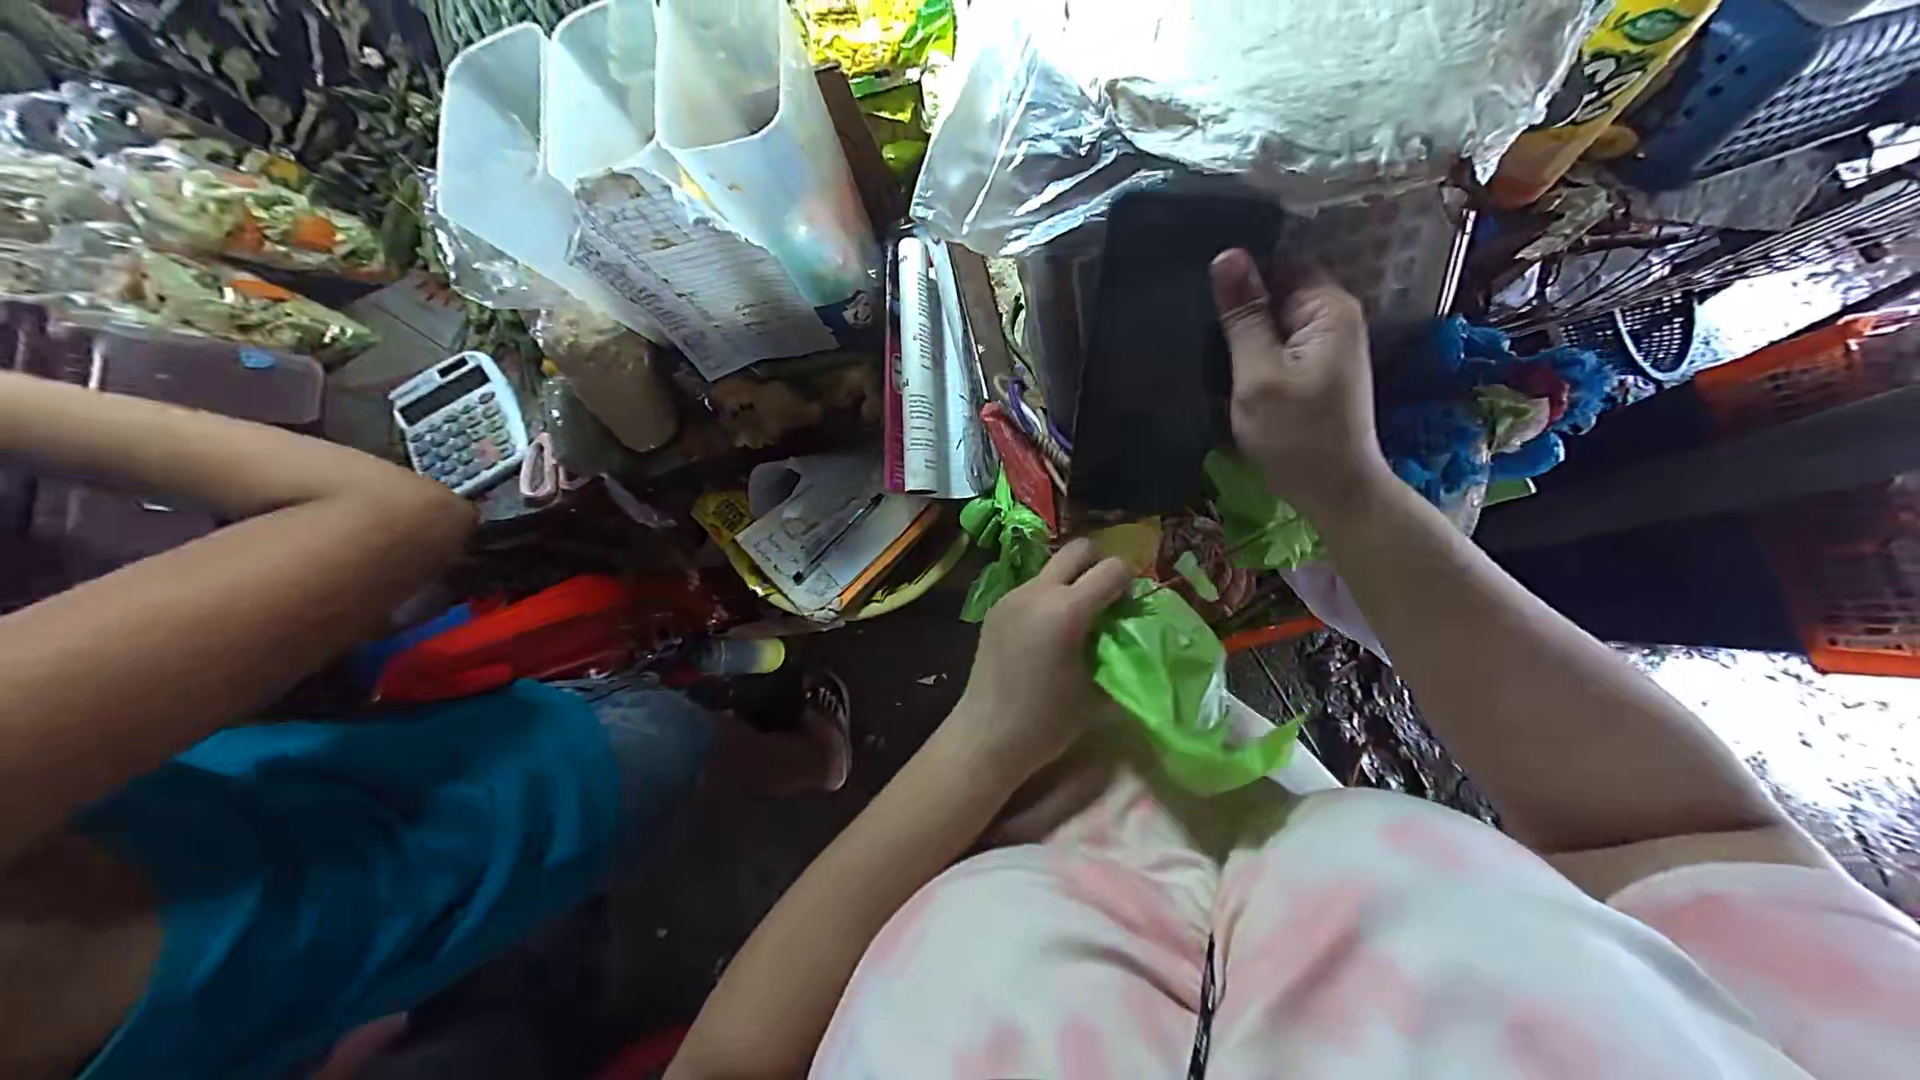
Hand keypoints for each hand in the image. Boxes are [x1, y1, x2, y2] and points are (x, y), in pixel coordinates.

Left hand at [947, 539, 1131, 783]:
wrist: (987, 735)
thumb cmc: (1048, 721)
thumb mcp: (1099, 688)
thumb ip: (1119, 648)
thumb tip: (1130, 628)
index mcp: (1066, 611)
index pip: (1112, 568)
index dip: (1128, 583)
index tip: (1129, 608)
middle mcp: (1037, 592)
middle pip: (1079, 549)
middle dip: (1099, 566)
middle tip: (1106, 600)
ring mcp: (1011, 596)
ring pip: (1053, 567)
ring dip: (1072, 581)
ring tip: (1077, 619)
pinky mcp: (996, 607)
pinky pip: (1033, 587)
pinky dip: (1050, 596)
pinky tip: (1049, 631)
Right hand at [1210, 249, 1392, 519]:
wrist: (1332, 489)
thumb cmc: (1295, 435)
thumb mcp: (1257, 375)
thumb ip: (1242, 317)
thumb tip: (1226, 257)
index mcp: (1328, 309)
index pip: (1280, 264)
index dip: (1241, 275)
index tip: (1199, 292)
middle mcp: (1334, 319)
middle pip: (1279, 291)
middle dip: (1240, 305)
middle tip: (1192, 320)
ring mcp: (1327, 347)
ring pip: (1275, 321)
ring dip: (1243, 332)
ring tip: (1202, 342)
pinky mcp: (1315, 371)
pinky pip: (1279, 345)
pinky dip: (1253, 353)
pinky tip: (1226, 367)